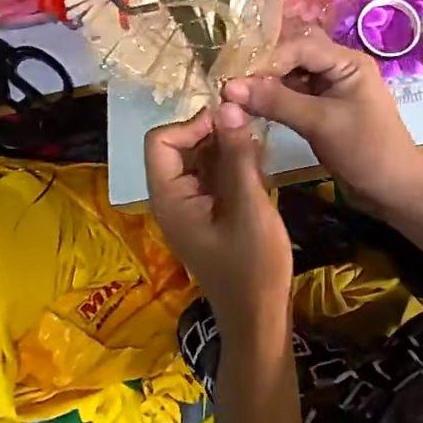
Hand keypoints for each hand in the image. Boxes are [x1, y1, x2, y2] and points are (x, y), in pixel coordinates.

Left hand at [144, 103, 292, 337]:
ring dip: (229, 148)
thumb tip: (229, 105)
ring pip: (202, 161)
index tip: (231, 124)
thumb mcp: (249, 207)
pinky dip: (236, 166)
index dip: (193, 124)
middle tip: (253, 132)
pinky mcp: (212, 215)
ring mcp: (193, 208)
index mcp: (170, 198)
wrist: (260, 318)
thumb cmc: (253, 266)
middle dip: (214, 134)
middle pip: (181, 147)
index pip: (160, 140)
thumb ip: (238, 157)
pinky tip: (262, 167)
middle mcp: (174, 199)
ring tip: (262, 149)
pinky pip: (216, 178)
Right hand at [223, 31, 422, 210]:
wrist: (394, 191)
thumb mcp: (320, 123)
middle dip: (263, 70)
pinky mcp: (323, 112)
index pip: (300, 46)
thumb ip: (277, 102)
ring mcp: (331, 91)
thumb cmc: (366, 151)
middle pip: (293, 58)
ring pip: (291, 79)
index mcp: (348, 62)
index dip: (266, 60)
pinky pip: (293, 98)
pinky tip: (250, 110)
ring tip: (233, 99)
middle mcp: (339, 69)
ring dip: (265, 87)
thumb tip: (229, 87)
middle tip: (228, 86)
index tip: (232, 77)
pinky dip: (274, 103)